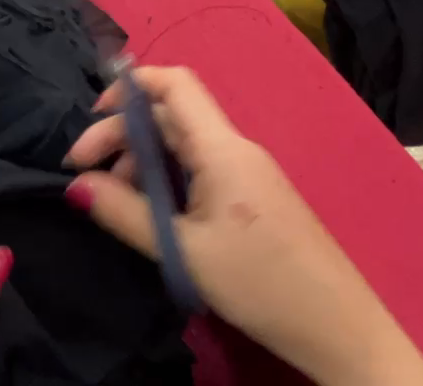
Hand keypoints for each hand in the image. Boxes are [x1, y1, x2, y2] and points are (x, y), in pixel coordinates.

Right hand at [67, 67, 422, 385]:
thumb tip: (75, 185)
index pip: (173, 83)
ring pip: (179, 144)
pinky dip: (163, 178)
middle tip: (84, 173)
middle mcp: (234, 149)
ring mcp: (246, 173)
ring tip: (115, 200)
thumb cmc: (264, 287)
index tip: (91, 116)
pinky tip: (151, 211)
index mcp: (221, 149)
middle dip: (119, 134)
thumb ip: (124, 212)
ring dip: (138, 160)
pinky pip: (196, 167)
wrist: (348, 338)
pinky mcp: (252, 197)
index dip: (128, 85)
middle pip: (166, 116)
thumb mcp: (183, 252)